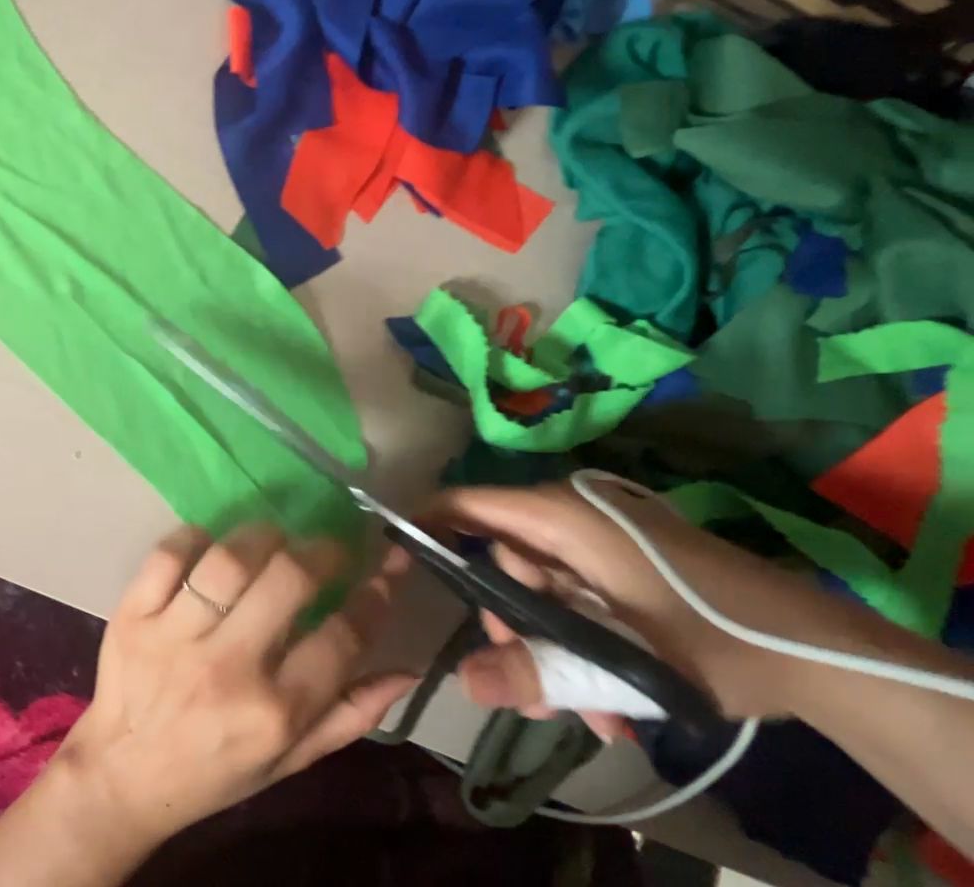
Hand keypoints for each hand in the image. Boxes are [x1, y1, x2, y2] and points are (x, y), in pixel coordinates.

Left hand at [51, 524, 415, 847]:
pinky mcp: (132, 615)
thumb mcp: (291, 760)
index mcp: (275, 711)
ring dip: (263, 536)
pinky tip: (212, 542)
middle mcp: (228, 668)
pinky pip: (166, 556)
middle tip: (328, 549)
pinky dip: (194, 536)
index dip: (373, 595)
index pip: (341, 636)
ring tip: (275, 539)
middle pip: (288, 580)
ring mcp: (173, 636)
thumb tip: (406, 670)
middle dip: (322, 551)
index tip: (383, 570)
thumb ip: (349, 715)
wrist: (125, 775)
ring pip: (228, 560)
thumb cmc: (216, 771)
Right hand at [422, 477, 884, 735]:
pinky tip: (610, 706)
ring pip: (539, 590)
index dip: (424, 528)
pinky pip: (575, 598)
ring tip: (583, 716)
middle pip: (501, 563)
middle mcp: (573, 518)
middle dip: (512, 632)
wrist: (826, 658)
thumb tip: (456, 681)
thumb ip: (534, 669)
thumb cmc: (715, 643)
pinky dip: (581, 647)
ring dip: (552, 653)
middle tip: (531, 693)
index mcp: (563, 518)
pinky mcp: (624, 566)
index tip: (393, 566)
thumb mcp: (622, 664)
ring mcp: (600, 541)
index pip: (465, 504)